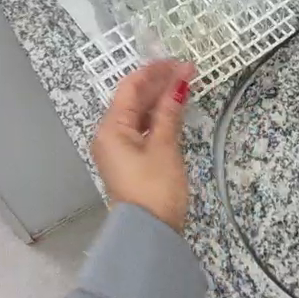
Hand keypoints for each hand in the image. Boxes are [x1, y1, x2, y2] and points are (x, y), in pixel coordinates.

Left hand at [90, 59, 196, 233]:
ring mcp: (120, 149)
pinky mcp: (131, 161)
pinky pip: (143, 129)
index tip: (178, 61)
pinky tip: (176, 110)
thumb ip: (170, 112)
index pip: (129, 88)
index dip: (153, 71)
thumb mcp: (165, 147)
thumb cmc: (155, 189)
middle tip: (188, 71)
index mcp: (110, 128)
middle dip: (159, 83)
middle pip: (133, 100)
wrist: (149, 236)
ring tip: (186, 85)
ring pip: (139, 114)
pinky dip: (159, 117)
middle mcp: (110, 135)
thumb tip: (179, 82)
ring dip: (160, 99)